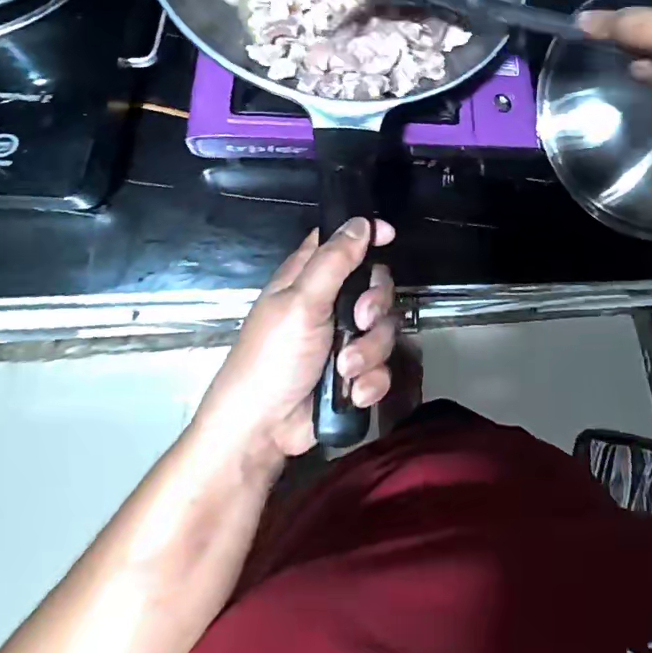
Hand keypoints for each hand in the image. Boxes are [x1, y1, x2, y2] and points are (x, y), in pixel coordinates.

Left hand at [191, 218, 399, 463]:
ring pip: (383, 329)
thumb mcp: (301, 303)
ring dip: (368, 351)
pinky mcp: (353, 374)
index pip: (343, 242)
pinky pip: (382, 367)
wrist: (263, 430)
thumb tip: (360, 222)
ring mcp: (342, 340)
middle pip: (375, 286)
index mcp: (308, 278)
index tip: (388, 236)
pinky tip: (351, 392)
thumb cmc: (271, 358)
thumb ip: (334, 261)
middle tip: (359, 320)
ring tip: (344, 369)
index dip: (366, 235)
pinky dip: (369, 381)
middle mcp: (329, 304)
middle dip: (375, 305)